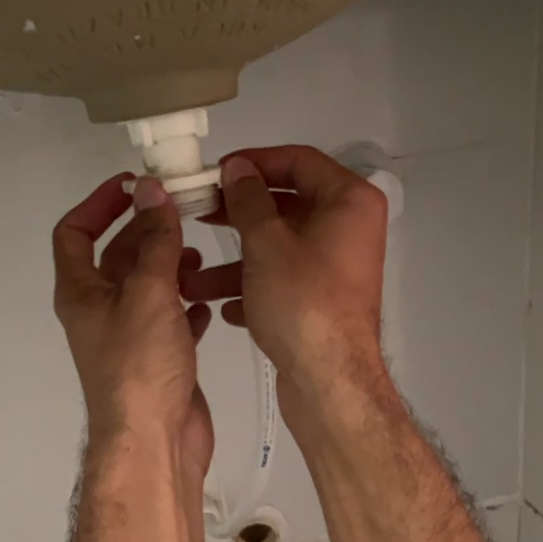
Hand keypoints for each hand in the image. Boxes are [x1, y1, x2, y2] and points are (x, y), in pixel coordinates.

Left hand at [53, 174, 214, 481]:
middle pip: (118, 256)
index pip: (73, 233)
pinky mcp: (158, 359)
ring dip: (171, 267)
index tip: (134, 185)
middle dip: (147, 233)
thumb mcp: (148, 293)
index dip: (98, 204)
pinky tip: (208, 301)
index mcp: (81, 292)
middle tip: (186, 214)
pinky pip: (171, 320)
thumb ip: (154, 240)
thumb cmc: (141, 365)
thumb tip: (152, 190)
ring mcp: (129, 337)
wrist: (154, 440)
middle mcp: (100, 311)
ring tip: (200, 258)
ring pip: (148, 288)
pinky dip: (187, 306)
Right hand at [184, 146, 394, 427]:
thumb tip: (238, 170)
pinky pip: (283, 285)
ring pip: (278, 252)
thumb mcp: (266, 242)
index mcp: (349, 202)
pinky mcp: (322, 305)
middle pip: (286, 208)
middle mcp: (349, 231)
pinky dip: (254, 293)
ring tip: (193, 280)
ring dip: (235, 265)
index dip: (254, 162)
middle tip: (198, 216)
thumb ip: (248, 199)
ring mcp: (336, 271)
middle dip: (237, 218)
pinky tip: (223, 309)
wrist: (328, 380)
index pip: (299, 161)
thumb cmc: (301, 301)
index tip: (215, 173)